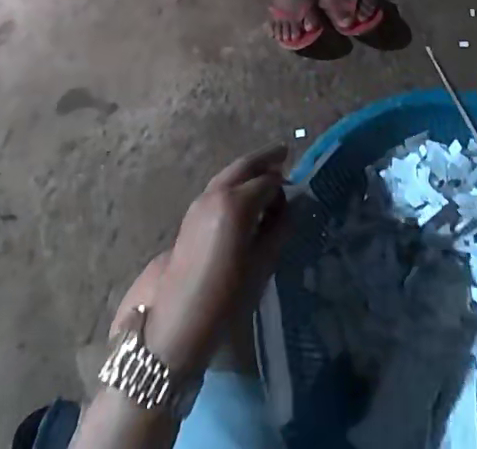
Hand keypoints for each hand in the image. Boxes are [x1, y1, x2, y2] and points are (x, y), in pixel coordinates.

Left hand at [144, 145, 291, 371]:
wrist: (177, 323)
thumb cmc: (226, 297)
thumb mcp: (263, 263)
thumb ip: (282, 228)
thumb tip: (299, 205)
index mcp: (236, 203)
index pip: (269, 181)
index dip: (285, 186)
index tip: (297, 197)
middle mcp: (216, 194)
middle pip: (244, 166)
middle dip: (265, 158)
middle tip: (284, 153)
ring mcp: (199, 204)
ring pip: (228, 175)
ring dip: (248, 171)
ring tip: (267, 176)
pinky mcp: (190, 217)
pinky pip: (218, 188)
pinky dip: (235, 184)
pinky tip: (245, 199)